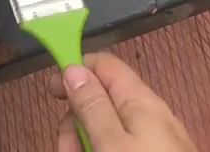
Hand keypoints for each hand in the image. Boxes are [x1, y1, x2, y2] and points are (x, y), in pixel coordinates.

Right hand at [47, 52, 195, 151]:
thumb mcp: (112, 144)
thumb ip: (91, 105)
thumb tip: (74, 68)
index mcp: (141, 102)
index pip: (104, 65)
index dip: (75, 70)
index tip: (53, 93)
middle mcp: (150, 118)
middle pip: (102, 101)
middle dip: (76, 121)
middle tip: (66, 148)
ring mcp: (155, 144)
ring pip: (108, 131)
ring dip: (86, 143)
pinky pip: (122, 149)